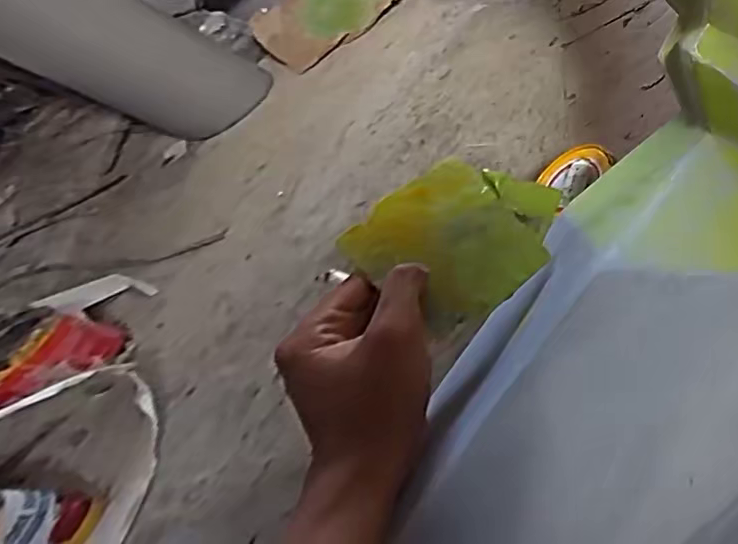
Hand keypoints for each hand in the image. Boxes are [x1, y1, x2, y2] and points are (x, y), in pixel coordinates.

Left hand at [276, 267, 431, 486]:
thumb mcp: (395, 334)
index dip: (393, 281)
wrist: (372, 472)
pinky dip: (397, 342)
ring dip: (401, 323)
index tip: (427, 283)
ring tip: (427, 328)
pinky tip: (418, 348)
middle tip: (431, 306)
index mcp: (306, 336)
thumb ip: (402, 288)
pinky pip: (375, 346)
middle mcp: (309, 349)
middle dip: (399, 303)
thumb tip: (410, 266)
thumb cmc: (379, 402)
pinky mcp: (348, 384)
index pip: (358, 285)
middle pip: (364, 303)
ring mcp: (327, 369)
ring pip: (373, 325)